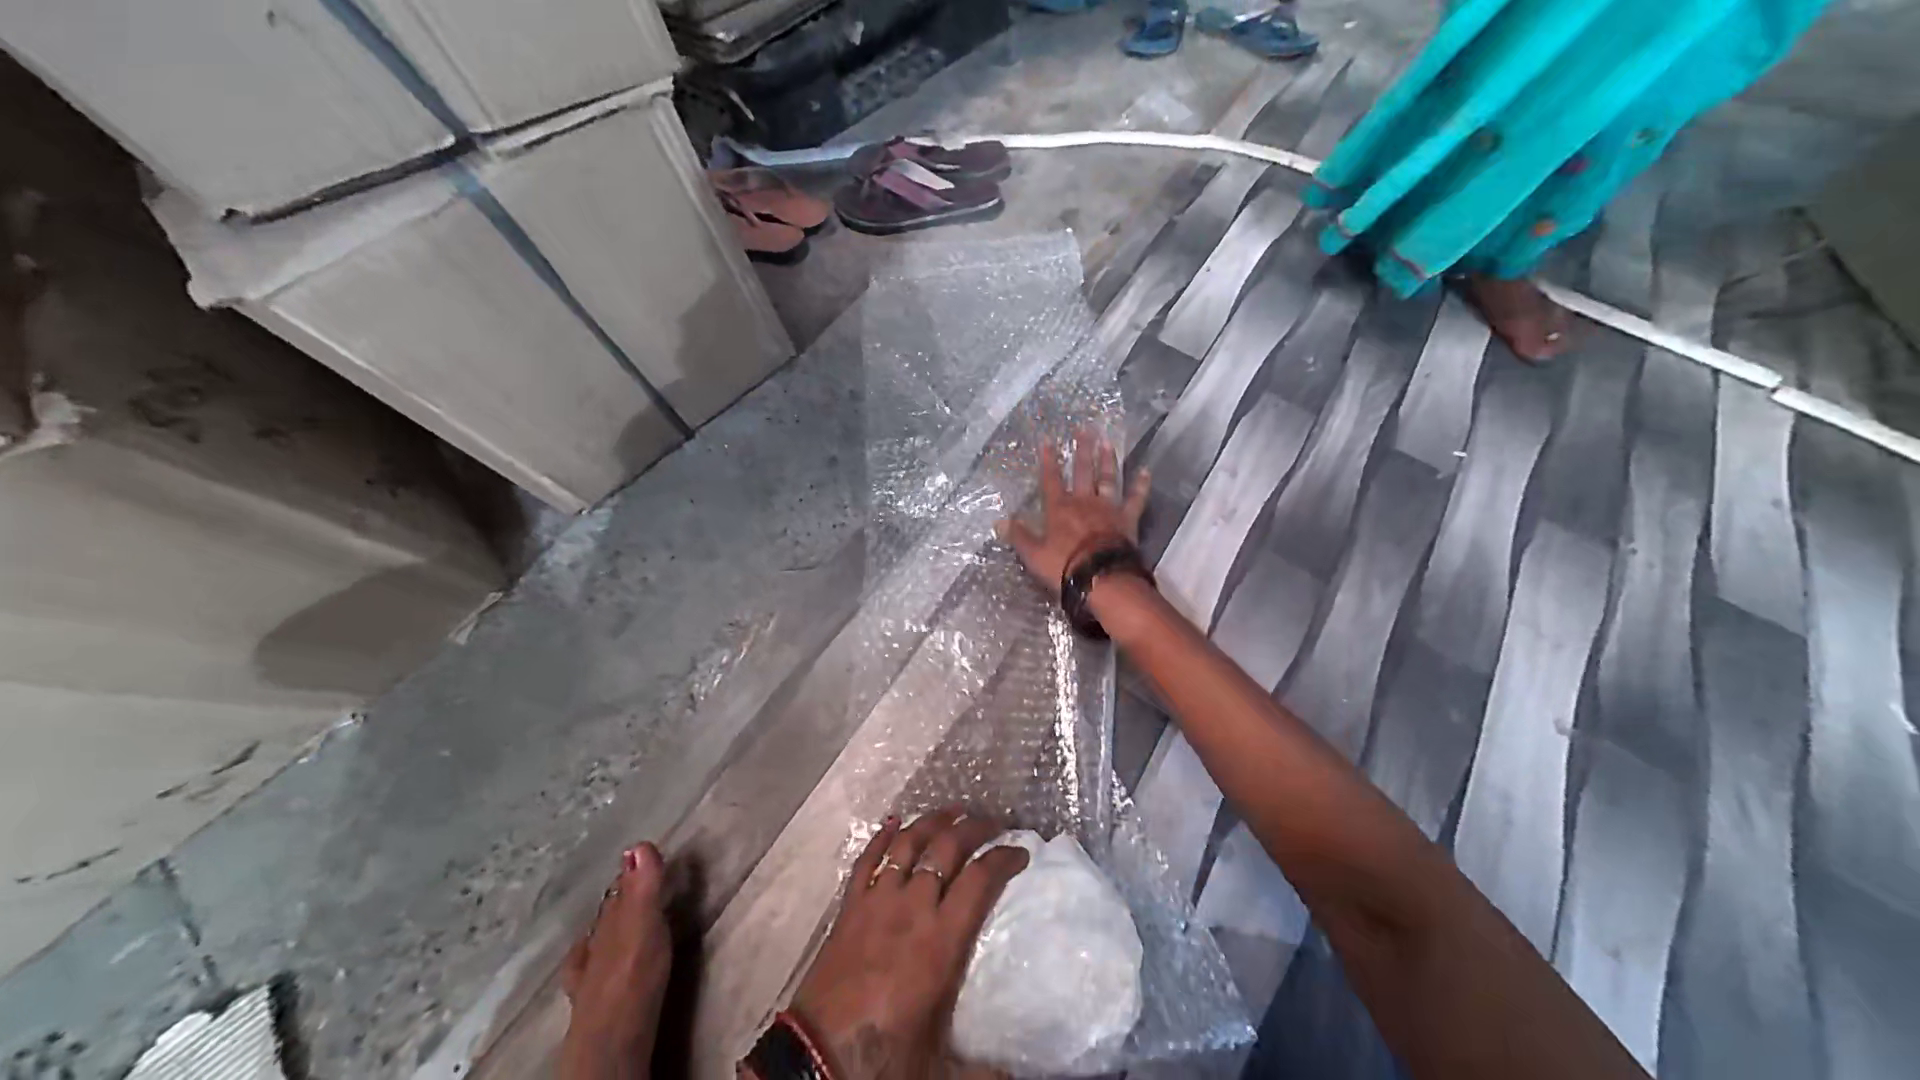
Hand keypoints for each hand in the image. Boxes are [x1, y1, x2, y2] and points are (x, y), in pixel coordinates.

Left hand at [559, 844, 673, 1079]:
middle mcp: (597, 941)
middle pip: (611, 912)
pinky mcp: (593, 999)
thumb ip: (644, 886)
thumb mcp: (644, 923)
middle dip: (623, 895)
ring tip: (623, 911)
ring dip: (612, 922)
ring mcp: (592, 972)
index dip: (634, 872)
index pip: (622, 889)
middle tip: (640, 877)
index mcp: (612, 920)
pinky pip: (589, 968)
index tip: (647, 854)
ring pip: (600, 938)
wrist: (612, 1039)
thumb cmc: (633, 975)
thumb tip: (640, 842)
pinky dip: (592, 954)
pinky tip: (589, 952)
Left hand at [789, 809, 1029, 1079]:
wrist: (817, 1056)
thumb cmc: (884, 1058)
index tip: (1020, 851)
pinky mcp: (849, 907)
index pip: (979, 881)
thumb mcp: (940, 1066)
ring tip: (951, 810)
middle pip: (945, 849)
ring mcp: (876, 902)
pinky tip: (893, 821)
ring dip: (931, 822)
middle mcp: (911, 908)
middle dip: (972, 828)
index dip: (1002, 859)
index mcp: (940, 941)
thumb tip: (1014, 1078)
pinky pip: (867, 860)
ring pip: (907, 845)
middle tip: (991, 821)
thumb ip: (982, 1070)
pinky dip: (881, 837)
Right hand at [996, 429, 1149, 594]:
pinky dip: (1141, 485)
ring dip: (1108, 460)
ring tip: (1108, 442)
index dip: (1048, 460)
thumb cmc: (1063, 566)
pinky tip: (1145, 471)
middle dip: (1082, 450)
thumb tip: (999, 521)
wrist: (1101, 577)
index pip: (1051, 479)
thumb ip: (1018, 536)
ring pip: (1108, 479)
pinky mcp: (1127, 519)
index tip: (1048, 440)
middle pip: (1082, 471)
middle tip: (1085, 429)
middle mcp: (1084, 501)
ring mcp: (1108, 508)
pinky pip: (1136, 499)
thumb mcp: (1033, 554)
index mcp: (1059, 508)